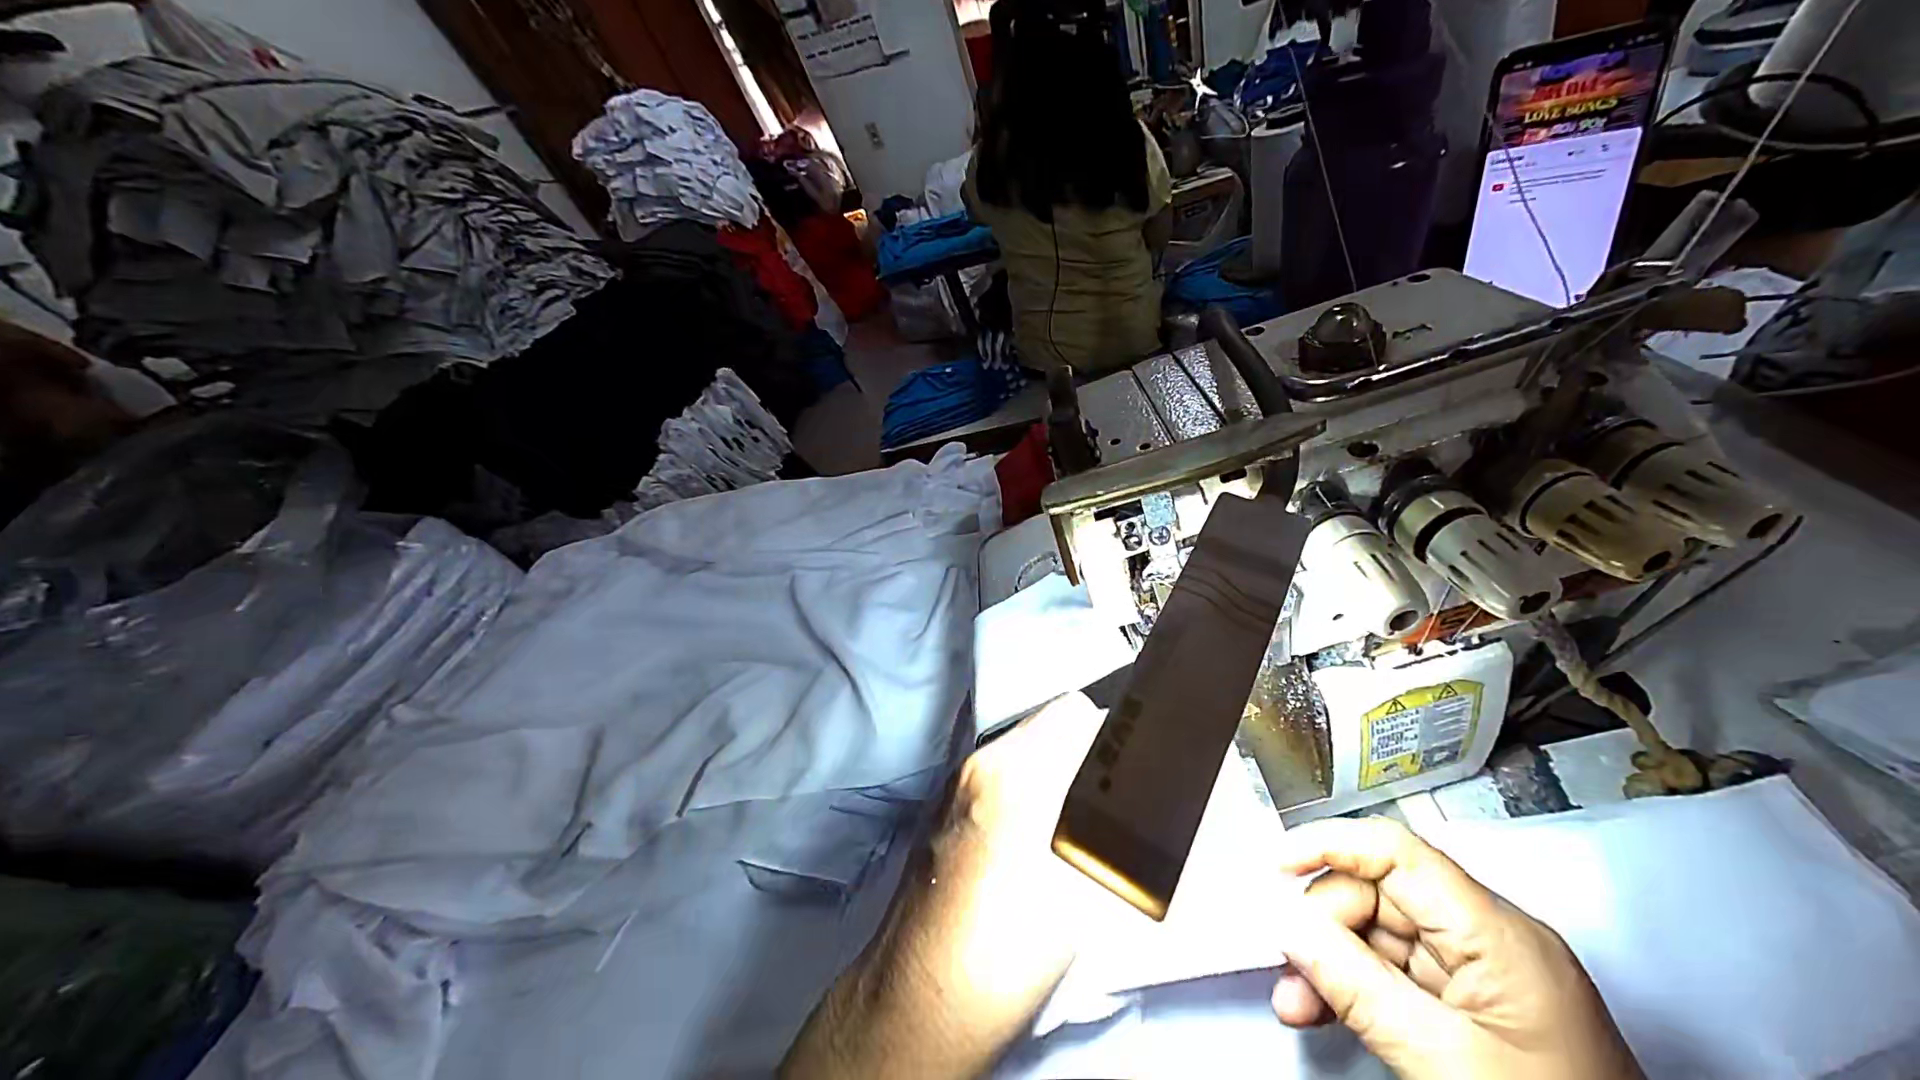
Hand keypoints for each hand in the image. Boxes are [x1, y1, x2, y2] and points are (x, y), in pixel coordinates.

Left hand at [782, 693, 1107, 1078]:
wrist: (920, 1000)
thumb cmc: (1000, 956)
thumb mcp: (1083, 893)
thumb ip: (1109, 829)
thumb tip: (1128, 800)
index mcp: (1010, 773)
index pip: (1074, 713)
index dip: (1109, 739)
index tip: (1128, 770)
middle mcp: (974, 767)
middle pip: (1044, 729)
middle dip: (1081, 759)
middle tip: (1106, 808)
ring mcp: (950, 787)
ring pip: (1018, 755)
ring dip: (1050, 777)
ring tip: (1069, 834)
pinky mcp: (937, 812)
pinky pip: (993, 780)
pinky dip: (1020, 796)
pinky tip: (1029, 850)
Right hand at [1272, 816, 1643, 1079]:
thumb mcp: (1444, 1060)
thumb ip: (1357, 985)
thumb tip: (1291, 924)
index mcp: (1502, 938)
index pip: (1399, 852)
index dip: (1330, 845)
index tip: (1278, 864)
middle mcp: (1492, 940)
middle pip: (1379, 894)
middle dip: (1322, 926)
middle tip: (1289, 968)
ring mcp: (1483, 972)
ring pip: (1377, 934)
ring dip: (1329, 961)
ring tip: (1300, 1001)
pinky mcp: (1472, 1003)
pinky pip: (1392, 971)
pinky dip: (1353, 985)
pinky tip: (1326, 1007)